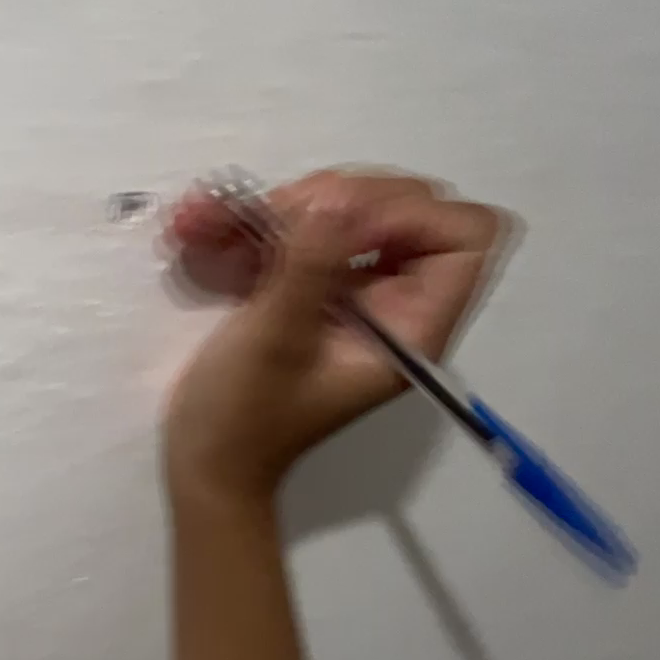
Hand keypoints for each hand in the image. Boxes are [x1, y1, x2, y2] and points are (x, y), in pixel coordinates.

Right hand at [161, 168, 505, 499]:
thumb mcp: (274, 342)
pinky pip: (290, 236)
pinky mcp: (299, 291)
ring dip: (276, 206)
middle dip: (331, 199)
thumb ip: (310, 267)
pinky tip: (197, 226)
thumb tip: (335, 196)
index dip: (405, 214)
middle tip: (267, 218)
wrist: (205, 463)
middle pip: (401, 208)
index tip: (331, 226)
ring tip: (211, 218)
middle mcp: (388, 301)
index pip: (462, 235)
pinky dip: (246, 225)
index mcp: (409, 323)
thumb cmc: (242, 417)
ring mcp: (342, 294)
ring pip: (340, 213)